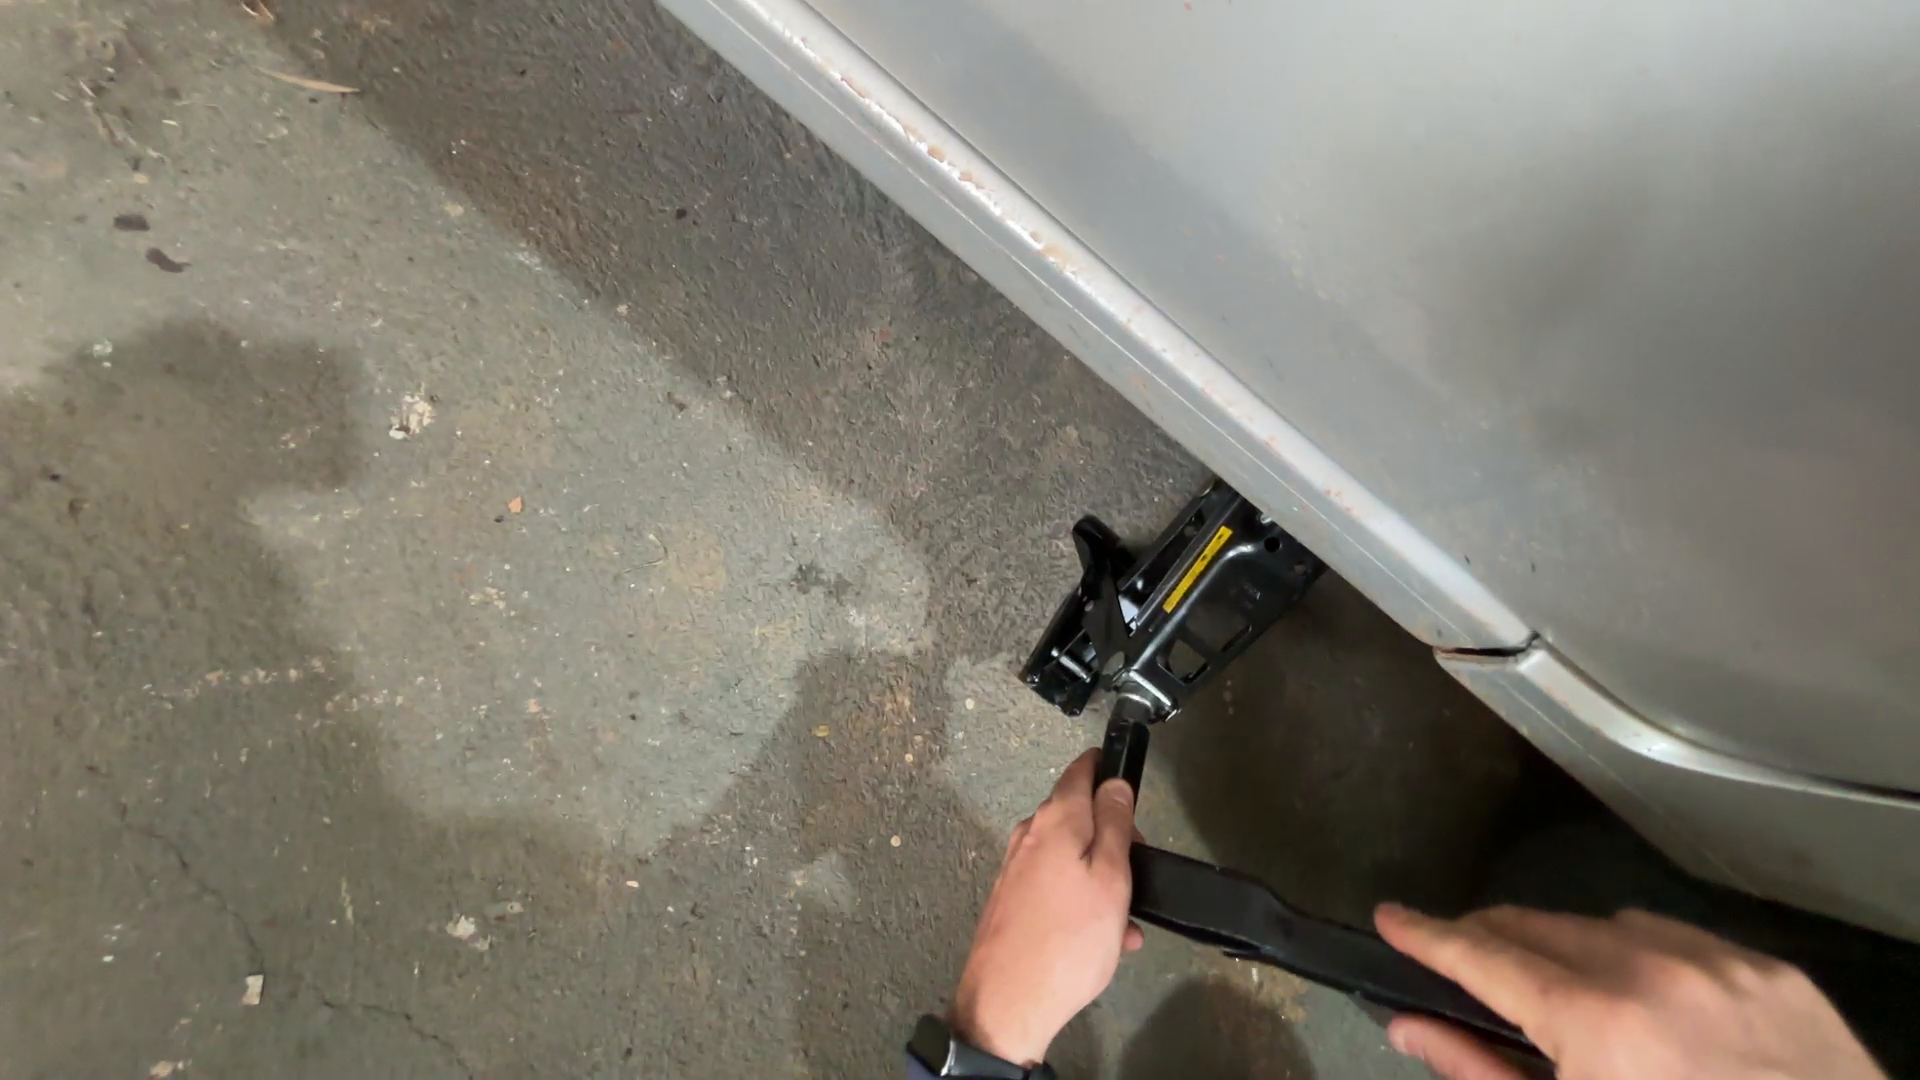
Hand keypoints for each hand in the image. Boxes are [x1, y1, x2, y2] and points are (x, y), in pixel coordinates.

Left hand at [949, 748, 1143, 1066]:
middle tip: (1140, 867)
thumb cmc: (1071, 936)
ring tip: (1128, 919)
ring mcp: (1016, 864)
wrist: (1008, 1000)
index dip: (1105, 766)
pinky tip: (1104, 937)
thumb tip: (1113, 781)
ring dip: (1101, 874)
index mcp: (1056, 818)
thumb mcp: (1110, 877)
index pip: (1079, 770)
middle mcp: (1030, 832)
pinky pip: (1055, 882)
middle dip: (1111, 831)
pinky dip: (1081, 897)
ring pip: (1070, 854)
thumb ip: (1114, 824)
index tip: (1125, 775)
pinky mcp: (1011, 896)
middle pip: (1077, 813)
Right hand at [1375, 903, 1885, 1079]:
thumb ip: (1478, 1072)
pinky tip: (1657, 1005)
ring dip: (1564, 950)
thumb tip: (1404, 1025)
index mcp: (1595, 1022)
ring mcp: (1717, 964)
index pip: (1478, 954)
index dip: (1423, 934)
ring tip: (1577, 1001)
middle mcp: (1648, 970)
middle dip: (1488, 942)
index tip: (1388, 917)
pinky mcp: (1773, 971)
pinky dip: (1640, 956)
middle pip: (1528, 925)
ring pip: (1594, 924)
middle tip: (1470, 970)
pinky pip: (1671, 935)